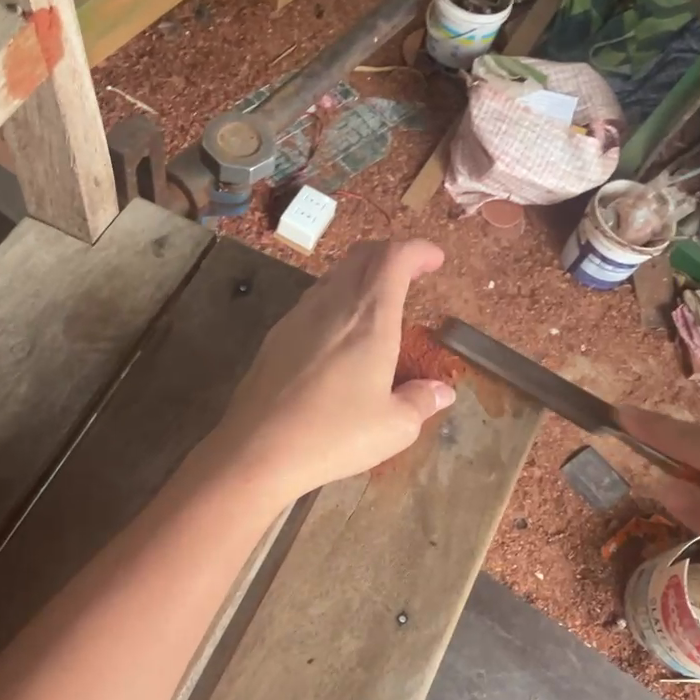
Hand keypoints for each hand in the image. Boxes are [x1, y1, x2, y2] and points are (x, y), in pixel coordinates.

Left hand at [209, 240, 455, 502]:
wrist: (257, 450)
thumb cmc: (335, 436)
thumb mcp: (395, 427)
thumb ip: (421, 401)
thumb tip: (441, 392)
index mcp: (370, 318)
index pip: (394, 257)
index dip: (418, 250)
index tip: (435, 260)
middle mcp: (332, 305)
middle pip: (361, 256)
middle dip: (390, 255)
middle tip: (409, 272)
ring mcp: (297, 318)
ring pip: (333, 276)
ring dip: (360, 276)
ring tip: (376, 301)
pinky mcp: (274, 338)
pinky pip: (311, 302)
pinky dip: (335, 300)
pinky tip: (337, 333)